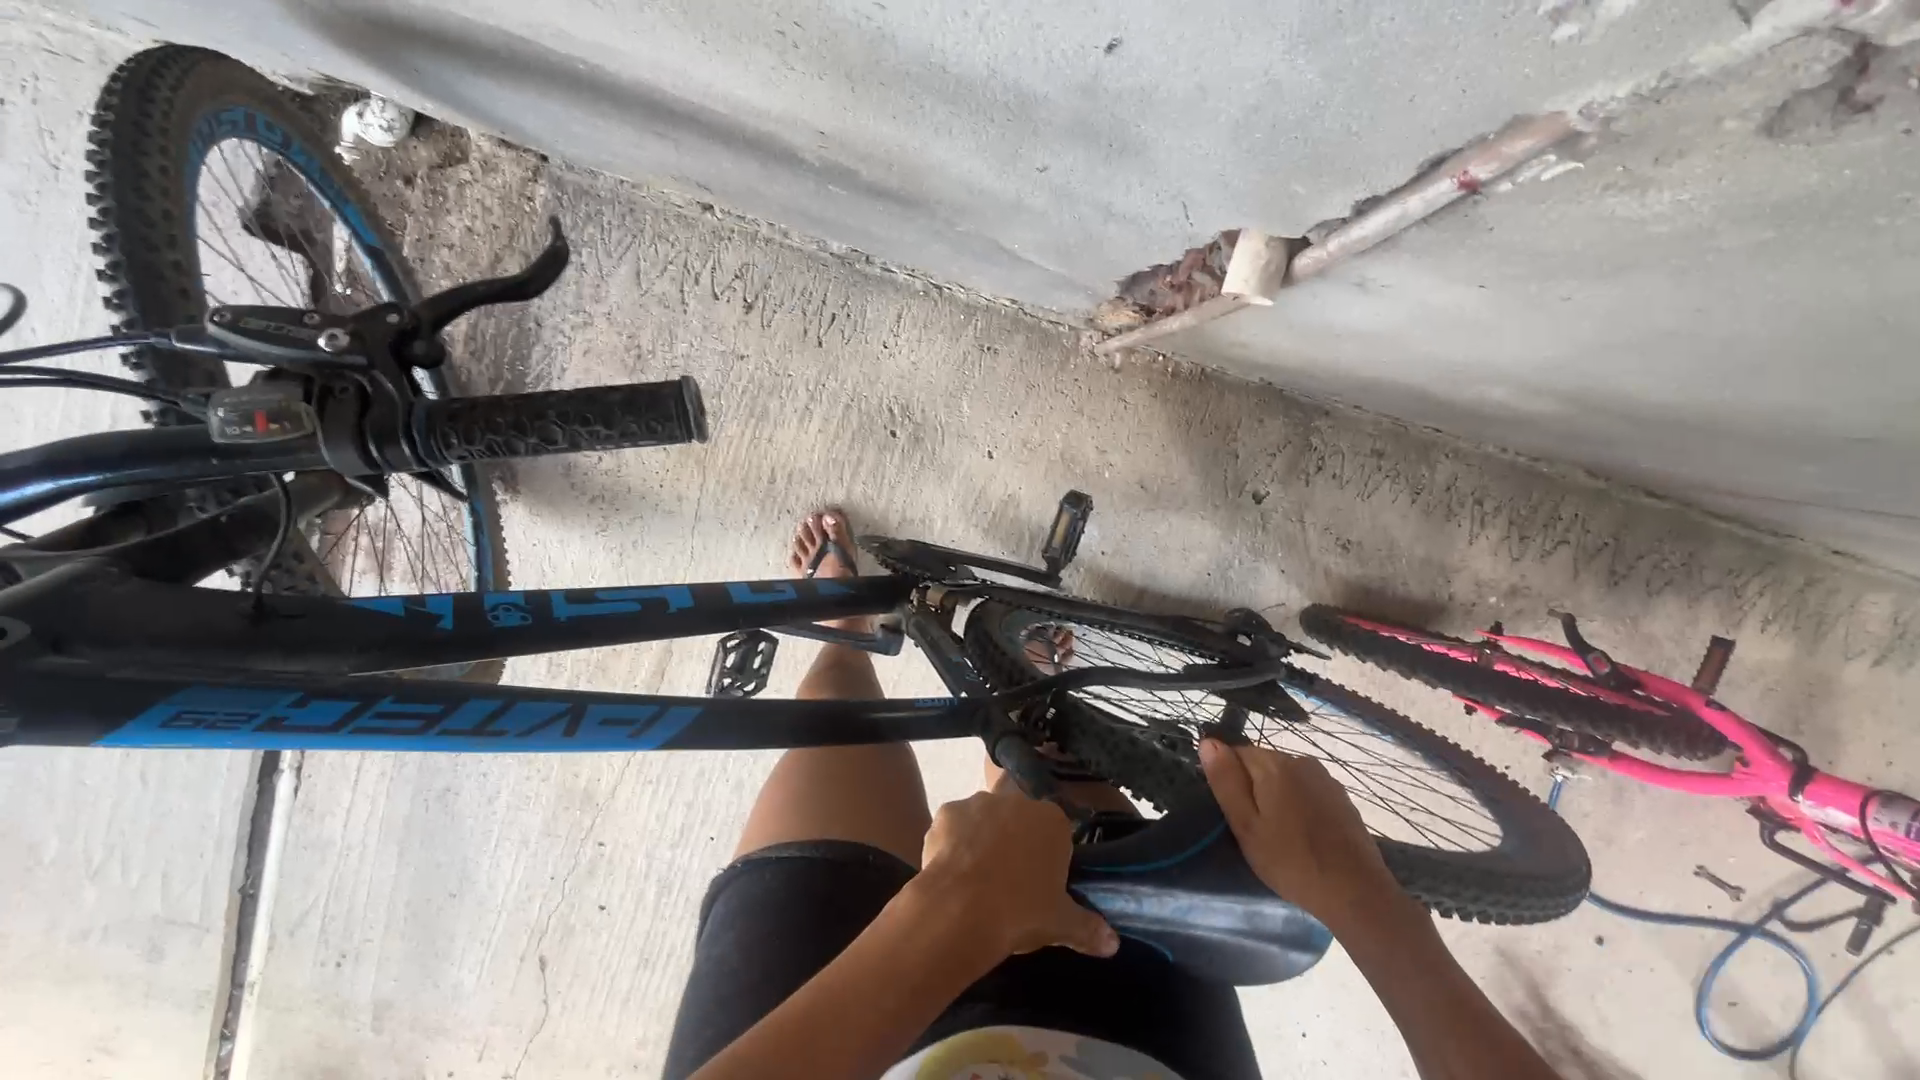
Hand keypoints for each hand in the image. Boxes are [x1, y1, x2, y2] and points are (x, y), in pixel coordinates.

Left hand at [915, 790, 1119, 960]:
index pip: (1055, 830)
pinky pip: (953, 826)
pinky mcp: (946, 812)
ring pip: (984, 817)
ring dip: (982, 837)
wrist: (961, 910)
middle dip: (1014, 838)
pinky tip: (951, 870)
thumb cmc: (1020, 912)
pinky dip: (952, 843)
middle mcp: (1016, 802)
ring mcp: (978, 803)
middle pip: (1018, 817)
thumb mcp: (1061, 924)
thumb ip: (1089, 929)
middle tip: (1008, 876)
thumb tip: (1113, 944)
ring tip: (976, 876)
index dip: (1046, 854)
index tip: (1039, 880)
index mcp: (1051, 820)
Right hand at [1199, 738, 1404, 927]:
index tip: (1233, 813)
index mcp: (1273, 764)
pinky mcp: (1340, 797)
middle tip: (1253, 829)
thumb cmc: (1291, 861)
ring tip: (1277, 834)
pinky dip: (1297, 805)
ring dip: (1275, 796)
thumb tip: (1208, 742)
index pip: (1235, 754)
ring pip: (1284, 778)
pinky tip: (1301, 834)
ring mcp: (1324, 779)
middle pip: (1261, 764)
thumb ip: (1226, 781)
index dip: (1228, 781)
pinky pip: (1306, 790)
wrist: (1354, 892)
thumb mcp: (1246, 825)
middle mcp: (1300, 761)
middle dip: (1252, 788)